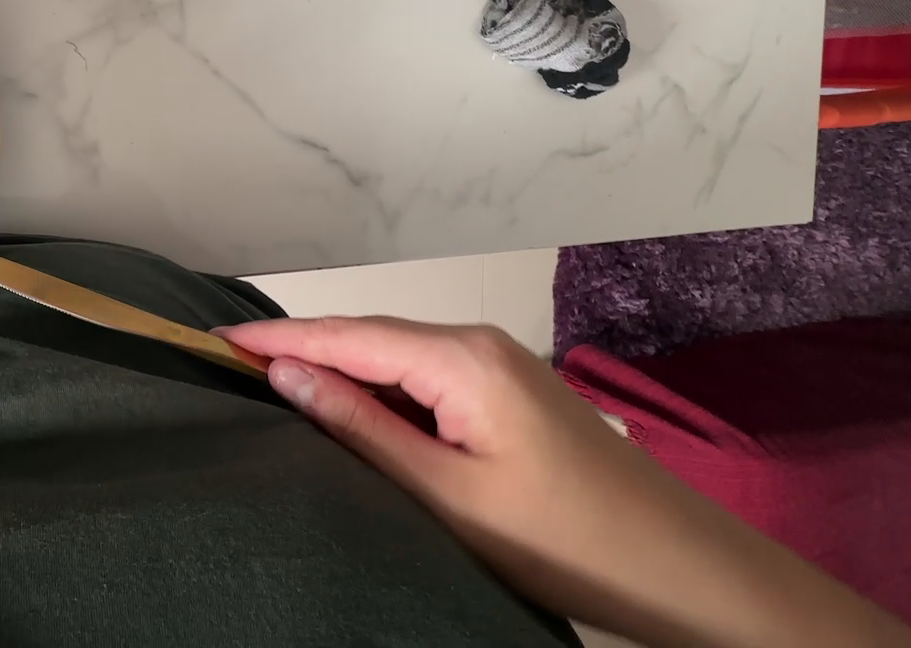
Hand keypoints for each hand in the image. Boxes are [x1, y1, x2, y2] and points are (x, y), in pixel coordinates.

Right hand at [223, 318, 910, 647]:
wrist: (692, 575)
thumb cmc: (561, 540)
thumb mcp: (444, 493)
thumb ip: (359, 426)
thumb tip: (284, 374)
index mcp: (458, 359)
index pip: (344, 336)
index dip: (278, 338)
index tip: (218, 340)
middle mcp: (472, 341)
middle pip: (365, 336)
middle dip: (300, 346)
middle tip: (235, 362)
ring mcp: (492, 358)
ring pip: (391, 352)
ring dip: (336, 364)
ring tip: (275, 379)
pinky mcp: (503, 383)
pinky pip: (419, 370)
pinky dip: (375, 382)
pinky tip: (348, 400)